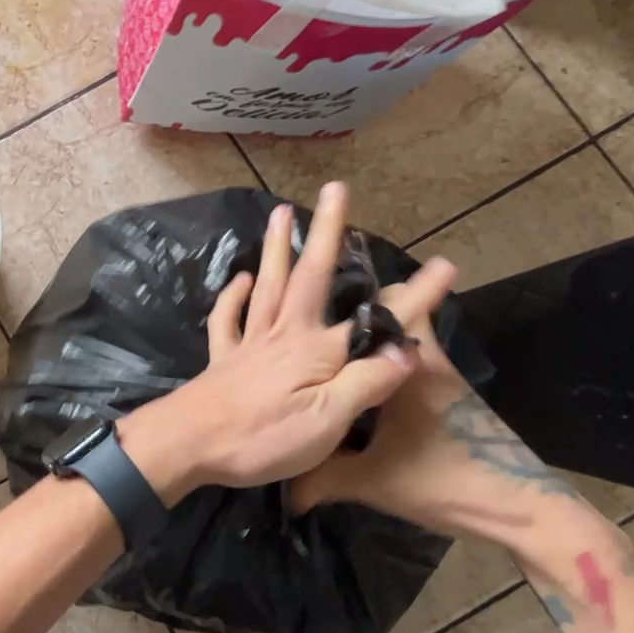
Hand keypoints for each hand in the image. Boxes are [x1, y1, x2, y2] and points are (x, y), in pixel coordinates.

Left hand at [118, 182, 456, 504]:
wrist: (187, 443)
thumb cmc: (261, 437)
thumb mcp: (327, 421)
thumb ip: (366, 382)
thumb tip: (407, 350)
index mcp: (315, 350)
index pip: (377, 321)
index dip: (414, 297)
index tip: (447, 265)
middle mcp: (283, 335)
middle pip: (309, 275)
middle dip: (326, 232)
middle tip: (334, 189)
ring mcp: (249, 343)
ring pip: (267, 284)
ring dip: (277, 247)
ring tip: (281, 211)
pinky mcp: (223, 358)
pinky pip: (228, 318)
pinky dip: (234, 294)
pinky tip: (241, 278)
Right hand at [286, 289, 593, 545]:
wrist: (520, 513)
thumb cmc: (446, 482)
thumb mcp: (372, 482)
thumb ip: (319, 478)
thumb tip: (282, 484)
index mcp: (406, 366)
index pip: (387, 302)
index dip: (352, 293)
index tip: (316, 296)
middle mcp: (424, 362)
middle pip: (390, 318)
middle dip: (353, 319)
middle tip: (309, 332)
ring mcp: (440, 380)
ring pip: (398, 346)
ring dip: (366, 349)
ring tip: (319, 363)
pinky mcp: (447, 401)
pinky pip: (405, 370)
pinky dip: (379, 374)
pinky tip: (349, 396)